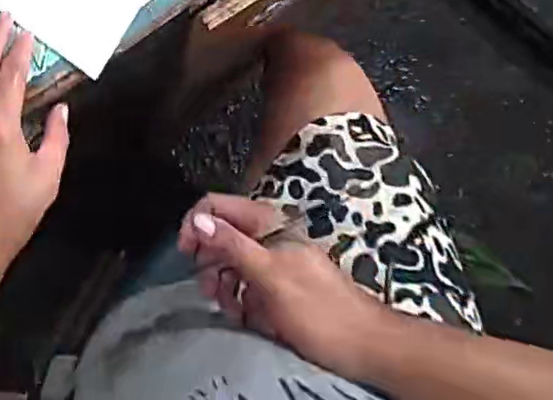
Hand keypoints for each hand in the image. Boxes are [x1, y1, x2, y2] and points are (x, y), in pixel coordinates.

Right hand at [180, 193, 392, 379]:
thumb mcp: (270, 276)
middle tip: (208, 288)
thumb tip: (199, 219)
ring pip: (230, 261)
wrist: (366, 347)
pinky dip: (237, 298)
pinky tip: (242, 314)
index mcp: (266, 222)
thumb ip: (233, 245)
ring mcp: (272, 261)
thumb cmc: (319, 310)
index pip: (217, 205)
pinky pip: (244, 284)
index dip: (196, 223)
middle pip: (220, 233)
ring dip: (220, 282)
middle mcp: (266, 235)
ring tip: (227, 306)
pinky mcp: (276, 286)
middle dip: (208, 258)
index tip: (186, 252)